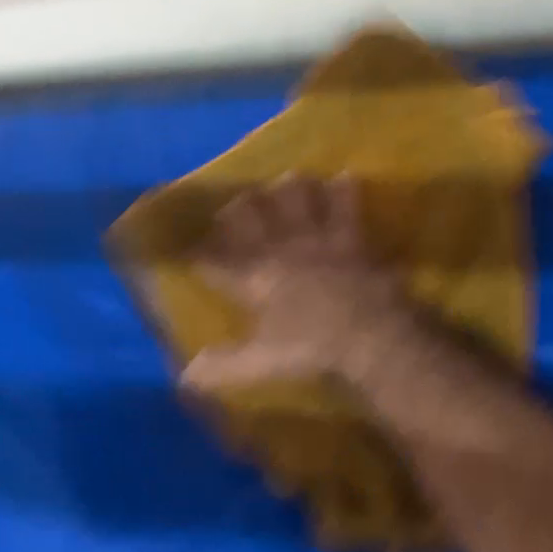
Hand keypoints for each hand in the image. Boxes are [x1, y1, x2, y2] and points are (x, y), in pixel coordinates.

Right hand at [182, 174, 410, 389]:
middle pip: (253, 219)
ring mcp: (318, 239)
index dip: (200, 254)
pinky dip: (345, 192)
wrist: (368, 331)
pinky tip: (345, 176)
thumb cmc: (312, 350)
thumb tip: (185, 375)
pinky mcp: (351, 237)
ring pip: (297, 201)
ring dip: (291, 189)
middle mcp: (281, 251)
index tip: (189, 246)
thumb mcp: (261, 363)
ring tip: (287, 177)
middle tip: (236, 199)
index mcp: (255, 281)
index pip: (217, 264)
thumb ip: (222, 366)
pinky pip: (346, 207)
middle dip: (241, 208)